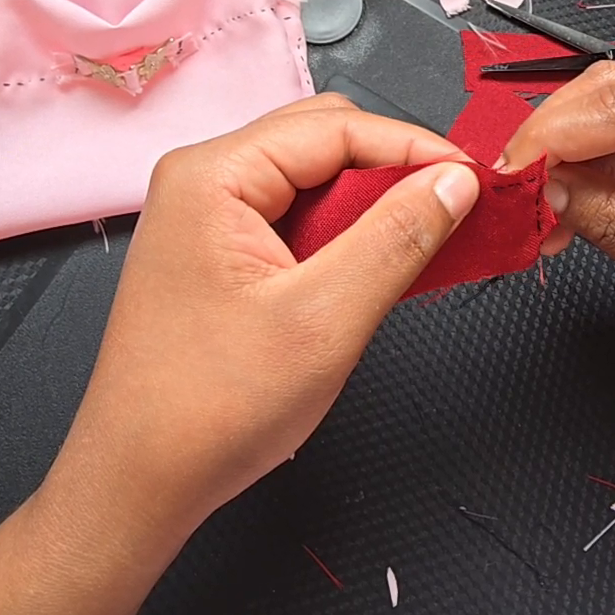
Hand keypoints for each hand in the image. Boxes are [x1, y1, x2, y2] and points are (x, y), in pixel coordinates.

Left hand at [49, 95, 480, 534]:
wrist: (137, 486)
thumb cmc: (216, 408)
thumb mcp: (325, 320)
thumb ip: (397, 237)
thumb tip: (457, 179)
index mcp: (213, 174)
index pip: (335, 128)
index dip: (414, 147)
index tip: (476, 178)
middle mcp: (205, 176)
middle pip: (322, 140)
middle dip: (394, 168)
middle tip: (455, 206)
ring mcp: (208, 211)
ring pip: (314, 176)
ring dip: (373, 201)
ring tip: (425, 233)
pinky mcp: (219, 245)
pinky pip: (297, 212)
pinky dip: (346, 229)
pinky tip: (378, 257)